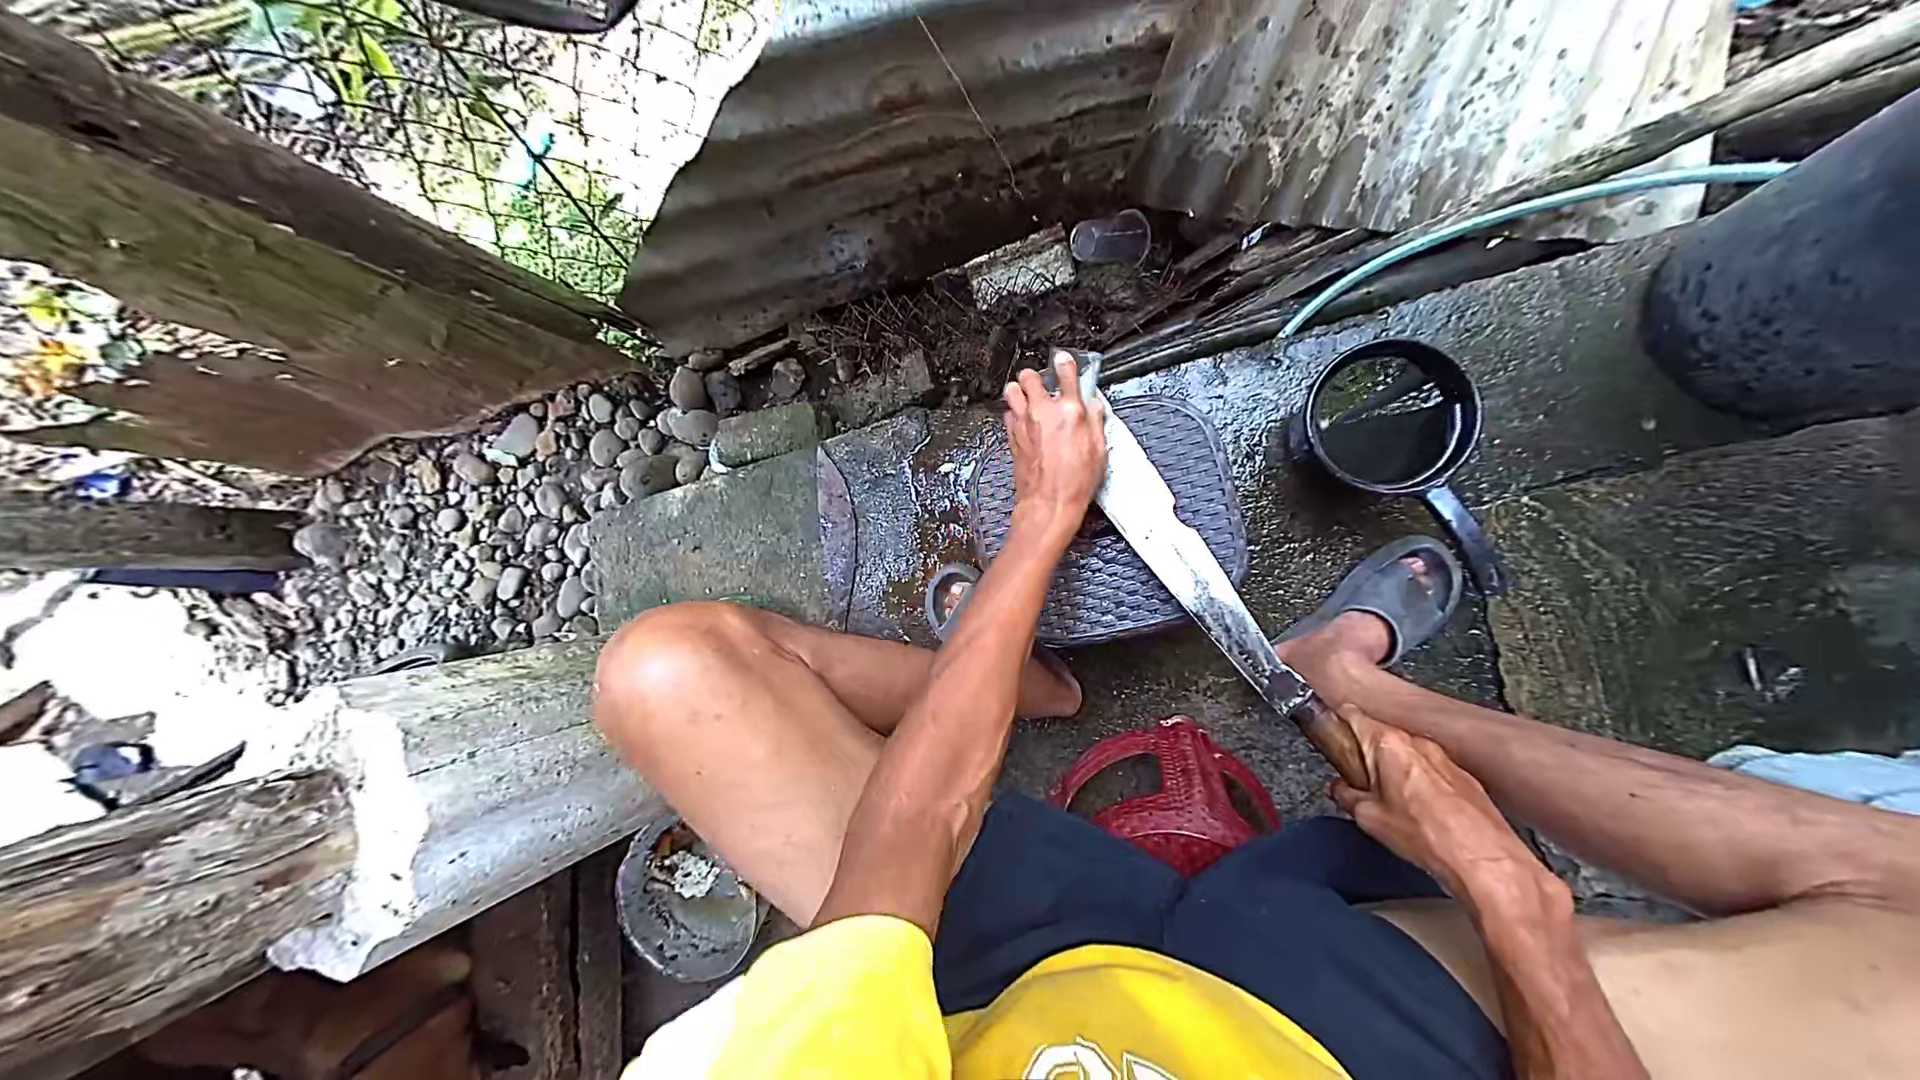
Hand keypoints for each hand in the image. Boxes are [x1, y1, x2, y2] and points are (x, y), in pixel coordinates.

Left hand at [1004, 350, 1106, 533]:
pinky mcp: (1013, 437)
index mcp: (1070, 411)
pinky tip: (1023, 419)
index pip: (1066, 372)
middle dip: (1036, 376)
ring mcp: (1024, 423)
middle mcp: (1043, 412)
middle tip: (1043, 384)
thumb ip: (1095, 421)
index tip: (1064, 360)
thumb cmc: (1074, 482)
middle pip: (1030, 376)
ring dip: (1019, 390)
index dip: (1065, 362)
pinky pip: (1008, 413)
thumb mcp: (1099, 449)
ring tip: (1028, 397)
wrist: (1049, 502)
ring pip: (1012, 390)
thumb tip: (1094, 406)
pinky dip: (1014, 412)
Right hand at [1331, 706, 1552, 903]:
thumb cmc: (1430, 836)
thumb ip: (1345, 794)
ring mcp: (1445, 759)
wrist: (1486, 863)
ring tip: (1394, 806)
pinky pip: (1433, 773)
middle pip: (1379, 736)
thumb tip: (1342, 791)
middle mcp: (1418, 742)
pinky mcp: (1466, 779)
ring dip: (1396, 771)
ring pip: (1407, 755)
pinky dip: (1423, 786)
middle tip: (1360, 785)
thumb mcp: (1366, 816)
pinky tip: (1422, 816)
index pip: (1350, 714)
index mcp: (1387, 742)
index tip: (1329, 738)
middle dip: (1366, 756)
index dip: (1335, 725)